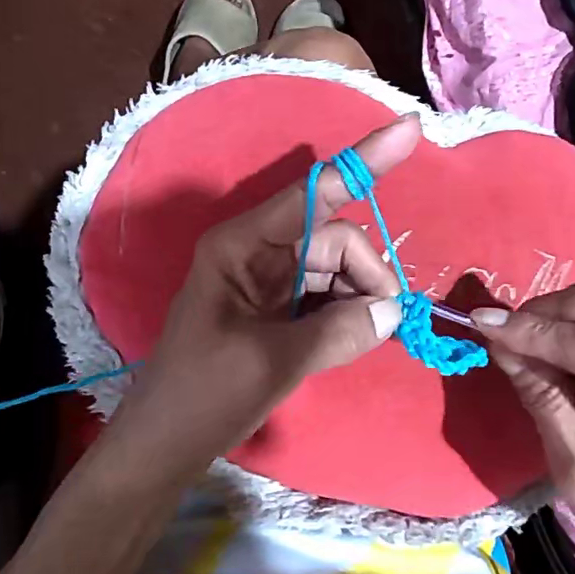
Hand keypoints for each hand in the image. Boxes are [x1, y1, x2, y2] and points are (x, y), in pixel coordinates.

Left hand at [113, 115, 421, 461]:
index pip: (312, 194)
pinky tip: (355, 337)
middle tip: (388, 321)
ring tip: (368, 336)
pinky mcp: (275, 309)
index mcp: (240, 246)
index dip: (363, 162)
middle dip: (367, 273)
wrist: (164, 445)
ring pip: (334, 269)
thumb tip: (392, 312)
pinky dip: (347, 312)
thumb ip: (339, 332)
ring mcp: (266, 280)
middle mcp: (255, 251)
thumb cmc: (202, 395)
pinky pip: (325, 295)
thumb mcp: (273, 363)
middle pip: (333, 239)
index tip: (410, 128)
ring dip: (360, 296)